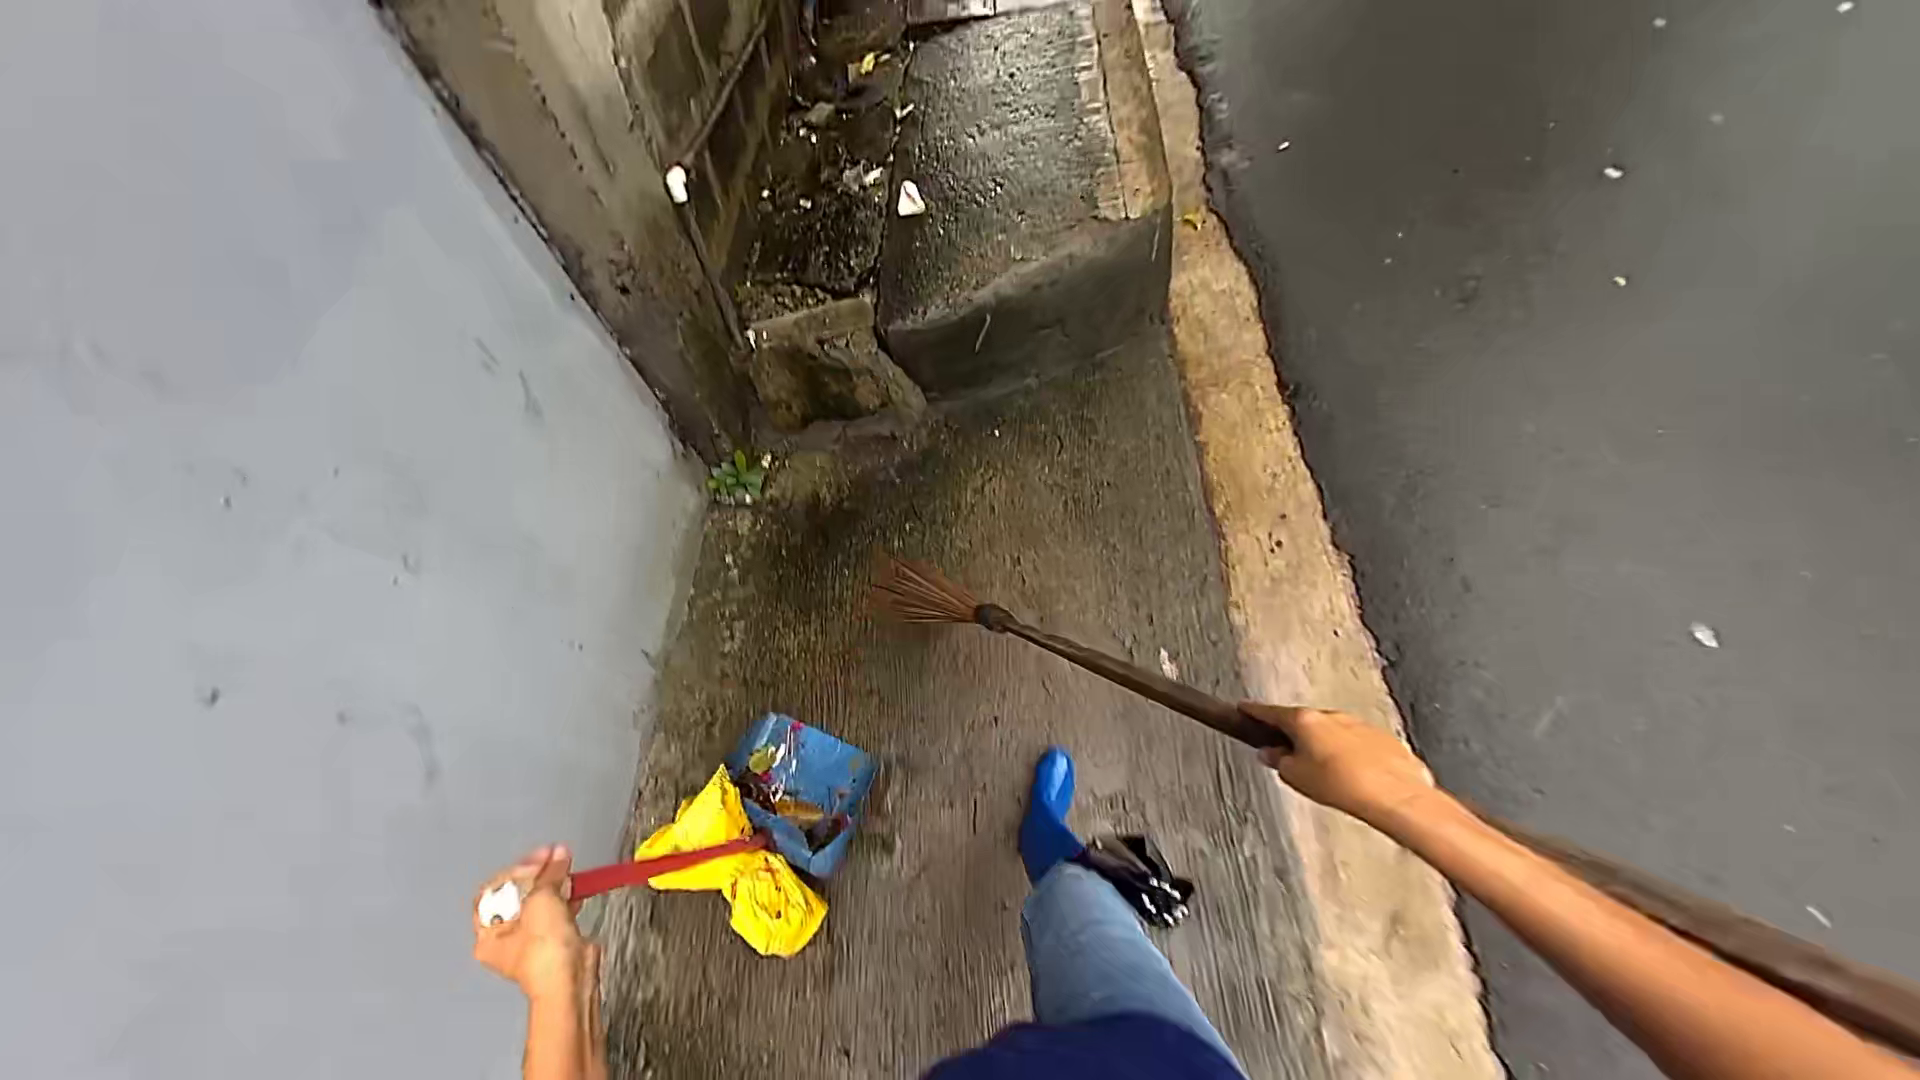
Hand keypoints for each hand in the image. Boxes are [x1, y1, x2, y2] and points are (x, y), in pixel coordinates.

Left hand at [472, 845, 586, 1000]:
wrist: (570, 976)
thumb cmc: (543, 946)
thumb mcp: (542, 900)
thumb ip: (550, 873)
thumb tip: (559, 853)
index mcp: (488, 934)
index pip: (494, 892)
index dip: (515, 871)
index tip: (539, 858)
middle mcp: (505, 937)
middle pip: (517, 895)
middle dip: (538, 872)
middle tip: (555, 855)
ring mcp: (531, 938)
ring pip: (539, 900)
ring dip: (554, 880)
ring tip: (568, 864)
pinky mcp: (555, 938)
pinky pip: (556, 909)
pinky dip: (566, 895)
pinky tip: (576, 886)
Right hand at [1241, 704, 1438, 825]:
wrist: (1397, 799)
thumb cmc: (1346, 786)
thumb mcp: (1295, 777)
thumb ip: (1278, 761)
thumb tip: (1272, 754)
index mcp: (1304, 720)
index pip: (1269, 712)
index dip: (1252, 712)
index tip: (1244, 709)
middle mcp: (1331, 716)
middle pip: (1303, 723)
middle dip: (1295, 738)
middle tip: (1291, 760)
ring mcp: (1360, 726)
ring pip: (1333, 733)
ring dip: (1326, 749)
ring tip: (1329, 778)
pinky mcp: (1384, 741)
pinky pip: (1360, 746)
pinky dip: (1353, 758)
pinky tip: (1355, 780)